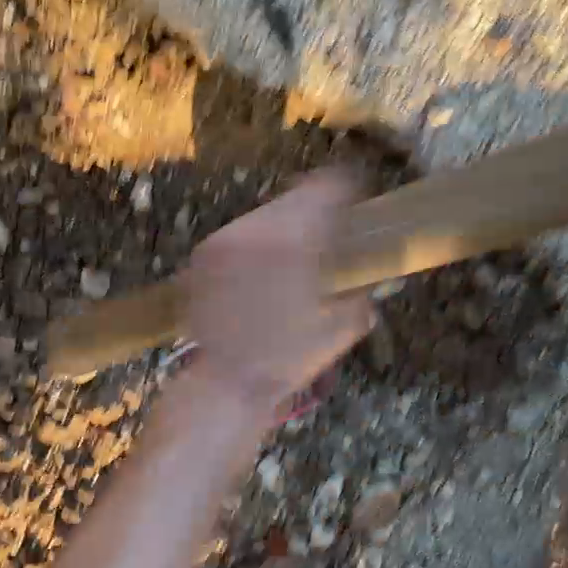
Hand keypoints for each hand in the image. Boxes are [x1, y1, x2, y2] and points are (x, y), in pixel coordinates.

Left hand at [181, 170, 373, 417]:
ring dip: (282, 227)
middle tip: (326, 231)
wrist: (227, 380)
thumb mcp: (344, 326)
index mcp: (295, 240)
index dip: (345, 189)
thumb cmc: (290, 357)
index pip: (325, 187)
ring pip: (262, 216)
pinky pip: (237, 236)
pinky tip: (261, 270)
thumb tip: (365, 276)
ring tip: (293, 254)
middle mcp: (255, 230)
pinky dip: (253, 244)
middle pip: (293, 200)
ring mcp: (223, 240)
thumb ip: (360, 290)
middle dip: (312, 210)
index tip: (354, 200)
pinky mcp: (201, 255)